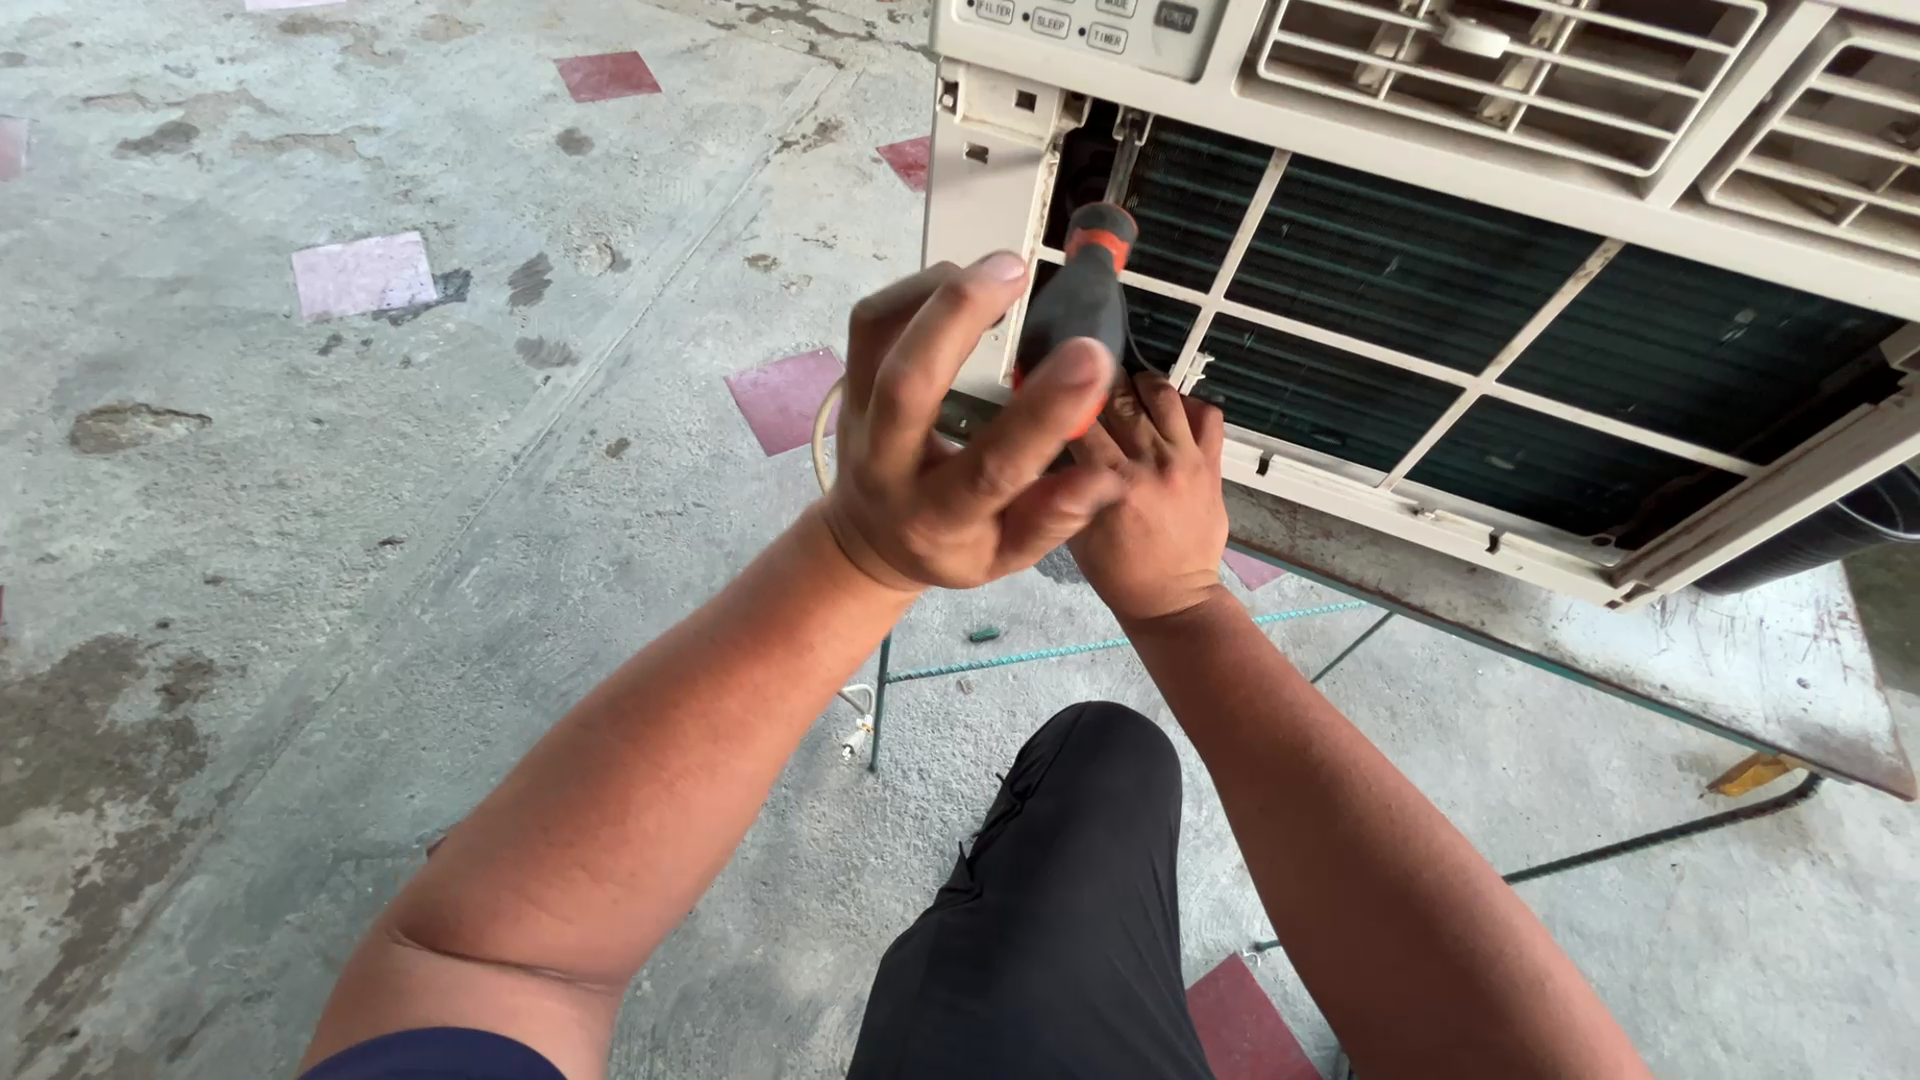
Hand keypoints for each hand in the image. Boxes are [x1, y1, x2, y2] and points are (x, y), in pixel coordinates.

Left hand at [822, 254, 1127, 592]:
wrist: (869, 539)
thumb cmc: (949, 545)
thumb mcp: (1003, 555)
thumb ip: (1051, 520)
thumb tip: (1105, 476)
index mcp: (936, 515)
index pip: (990, 466)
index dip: (1042, 413)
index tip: (1092, 358)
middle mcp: (887, 463)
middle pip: (908, 382)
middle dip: (959, 317)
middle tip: (1018, 271)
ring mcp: (860, 417)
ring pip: (876, 338)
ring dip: (935, 292)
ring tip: (1000, 270)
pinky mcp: (851, 384)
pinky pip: (870, 321)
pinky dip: (914, 289)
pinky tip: (960, 282)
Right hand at [1067, 370, 1229, 625]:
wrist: (1173, 598)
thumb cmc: (1117, 571)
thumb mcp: (1074, 534)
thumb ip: (1065, 489)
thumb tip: (1053, 445)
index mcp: (1112, 482)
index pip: (1082, 422)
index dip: (1067, 405)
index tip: (1058, 397)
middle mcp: (1151, 463)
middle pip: (1121, 399)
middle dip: (1100, 385)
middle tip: (1090, 383)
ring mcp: (1187, 461)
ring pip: (1164, 396)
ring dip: (1143, 384)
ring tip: (1131, 387)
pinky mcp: (1212, 466)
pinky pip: (1208, 417)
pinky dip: (1190, 404)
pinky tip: (1172, 411)